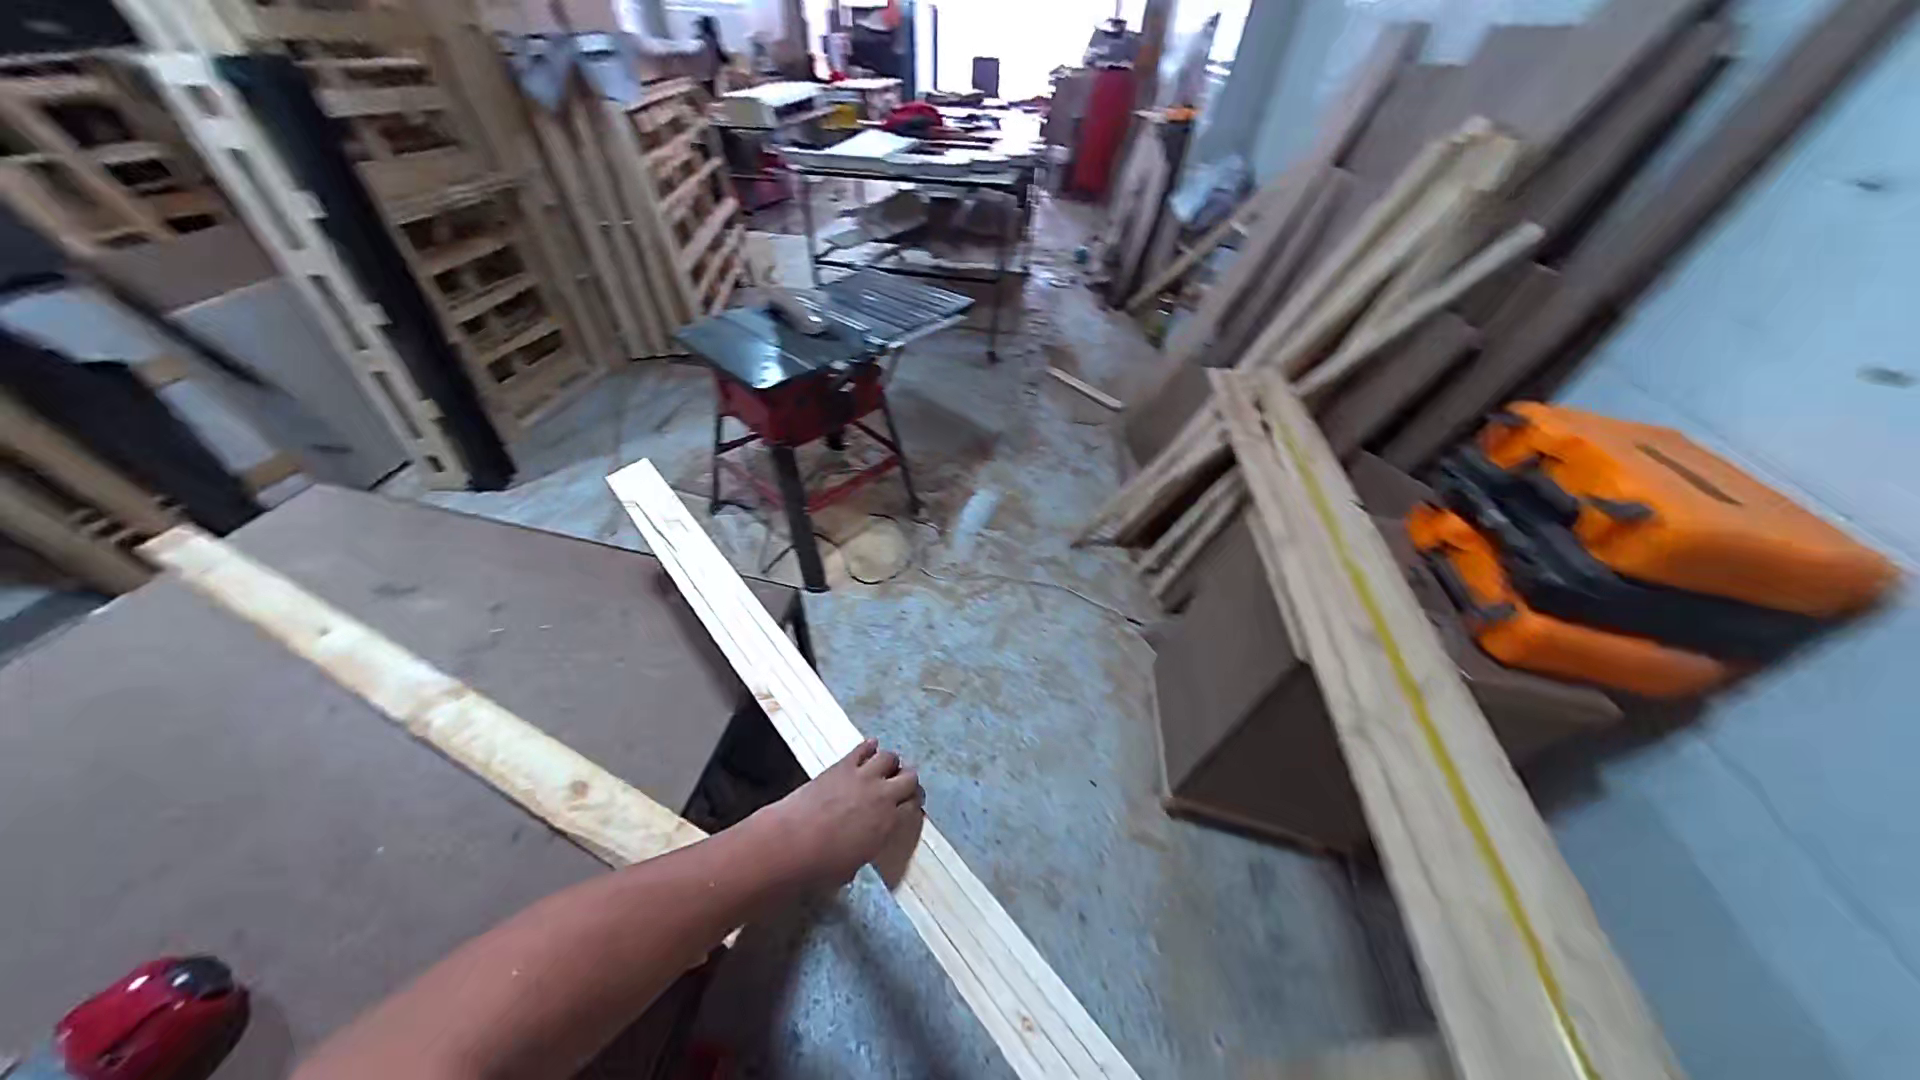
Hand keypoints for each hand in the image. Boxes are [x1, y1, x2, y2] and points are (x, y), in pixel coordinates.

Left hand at [760, 738, 922, 887]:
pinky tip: (870, 748)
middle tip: (901, 785)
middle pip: (910, 778)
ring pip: (890, 758)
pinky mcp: (844, 765)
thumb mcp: (854, 864)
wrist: (793, 842)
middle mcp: (883, 796)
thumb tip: (862, 843)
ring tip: (884, 768)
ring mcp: (864, 777)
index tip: (907, 806)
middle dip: (907, 781)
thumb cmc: (822, 864)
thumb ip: (867, 846)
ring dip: (890, 763)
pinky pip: (864, 748)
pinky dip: (869, 747)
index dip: (911, 805)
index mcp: (889, 824)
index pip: (913, 807)